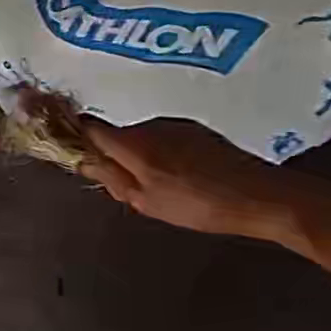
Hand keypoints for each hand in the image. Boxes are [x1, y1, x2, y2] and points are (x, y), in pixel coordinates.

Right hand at [78, 119, 330, 244]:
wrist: (267, 198)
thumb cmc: (199, 205)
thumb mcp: (145, 200)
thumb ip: (110, 177)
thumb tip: (80, 160)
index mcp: (133, 143)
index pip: (87, 127)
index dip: (70, 131)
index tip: (62, 142)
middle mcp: (151, 126)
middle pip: (114, 135)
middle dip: (110, 156)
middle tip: (124, 187)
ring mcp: (177, 126)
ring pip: (139, 139)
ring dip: (137, 157)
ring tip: (158, 187)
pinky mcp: (198, 132)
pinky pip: (163, 140)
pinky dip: (160, 155)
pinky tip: (180, 179)